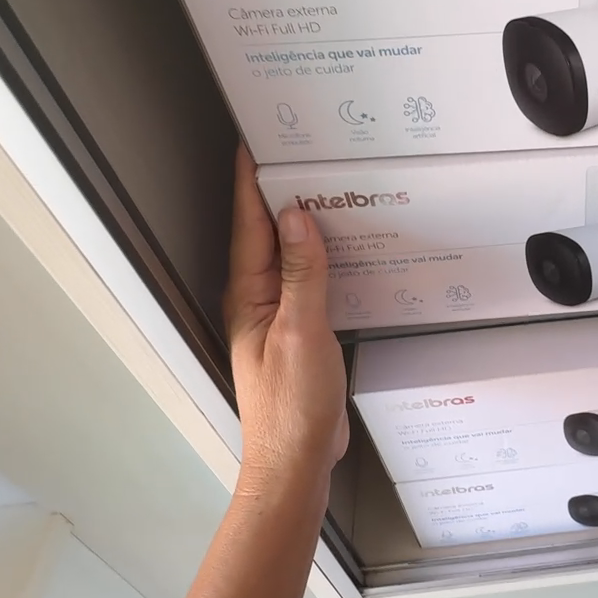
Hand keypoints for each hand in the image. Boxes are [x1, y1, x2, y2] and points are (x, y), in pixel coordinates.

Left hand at [224, 145, 347, 495]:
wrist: (296, 457)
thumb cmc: (292, 401)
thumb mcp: (301, 332)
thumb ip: (303, 274)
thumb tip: (298, 216)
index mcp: (250, 292)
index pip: (250, 222)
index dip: (253, 181)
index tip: (261, 141)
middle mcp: (259, 296)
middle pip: (268, 233)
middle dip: (283, 192)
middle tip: (310, 156)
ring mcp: (279, 313)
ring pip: (291, 255)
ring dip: (306, 224)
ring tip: (333, 191)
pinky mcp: (300, 328)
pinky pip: (310, 280)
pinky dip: (325, 258)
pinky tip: (347, 249)